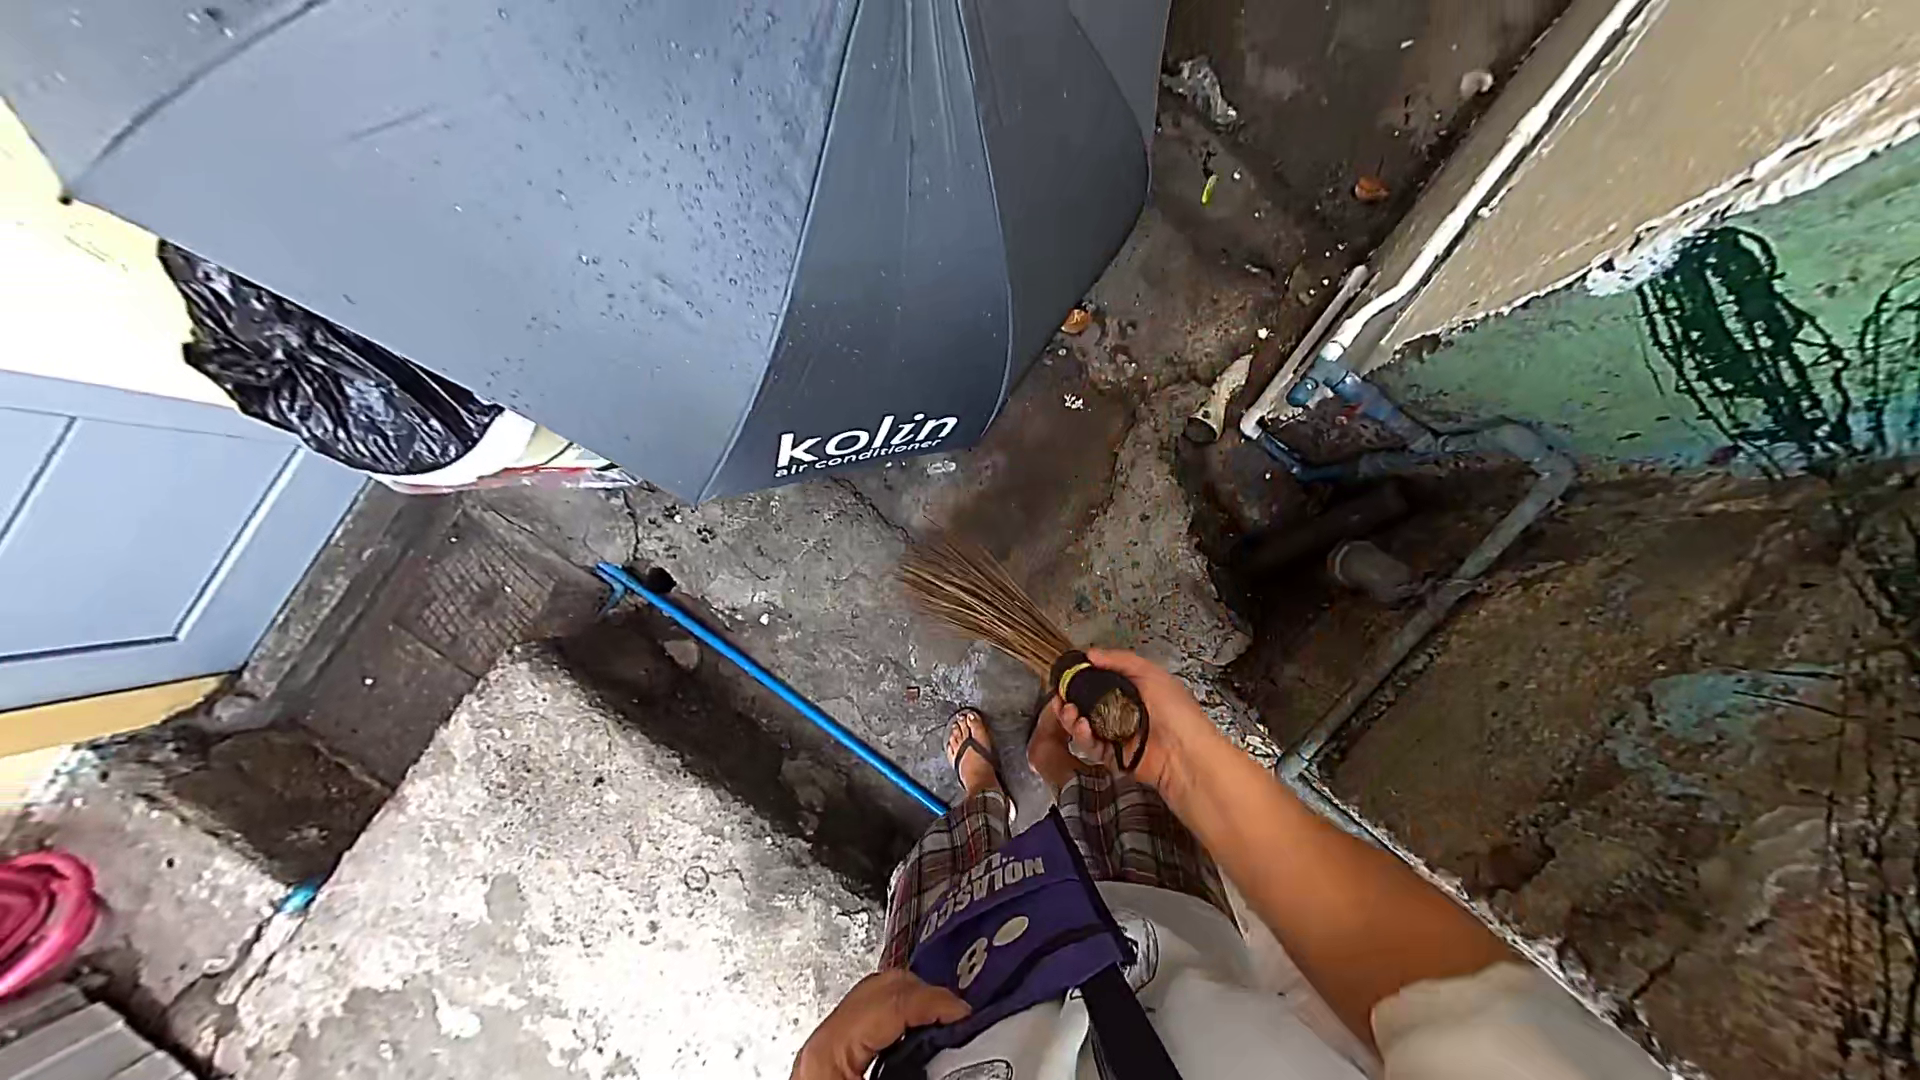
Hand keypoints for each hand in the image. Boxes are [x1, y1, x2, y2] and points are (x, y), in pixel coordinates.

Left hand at [792, 970, 970, 1079]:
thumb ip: (919, 1074)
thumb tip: (958, 1064)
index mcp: (831, 1052)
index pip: (891, 1002)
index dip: (932, 1002)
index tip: (963, 1015)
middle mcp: (824, 1042)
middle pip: (881, 988)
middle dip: (924, 995)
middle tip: (957, 1016)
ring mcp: (826, 1049)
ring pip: (875, 998)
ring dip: (912, 1004)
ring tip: (944, 1023)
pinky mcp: (832, 1061)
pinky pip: (871, 1021)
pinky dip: (899, 1019)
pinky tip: (918, 1037)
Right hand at [1055, 648, 1226, 798]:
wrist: (1185, 752)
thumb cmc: (1175, 711)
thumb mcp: (1149, 673)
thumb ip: (1120, 660)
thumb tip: (1091, 654)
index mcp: (1130, 691)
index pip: (1097, 683)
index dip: (1080, 680)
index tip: (1067, 677)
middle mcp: (1120, 712)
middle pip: (1084, 706)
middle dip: (1068, 701)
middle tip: (1061, 698)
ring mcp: (1115, 735)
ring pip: (1083, 726)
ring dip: (1071, 718)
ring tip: (1069, 711)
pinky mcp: (1112, 756)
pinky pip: (1090, 746)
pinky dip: (1081, 736)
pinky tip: (1081, 726)